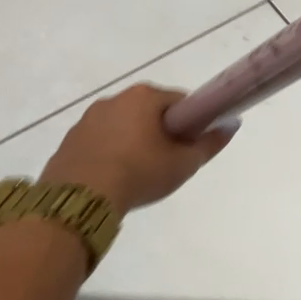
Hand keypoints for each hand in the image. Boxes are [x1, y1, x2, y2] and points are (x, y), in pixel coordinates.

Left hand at [39, 84, 234, 209]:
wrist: (78, 202)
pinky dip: (108, 154)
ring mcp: (85, 121)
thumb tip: (233, 123)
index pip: (179, 101)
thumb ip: (212, 142)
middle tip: (168, 159)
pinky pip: (98, 143)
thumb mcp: (185, 162)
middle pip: (148, 112)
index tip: (190, 143)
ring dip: (132, 142)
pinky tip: (113, 178)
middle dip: (159, 131)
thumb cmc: (139, 172)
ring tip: (138, 172)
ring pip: (121, 127)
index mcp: (144, 97)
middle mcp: (113, 100)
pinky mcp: (66, 143)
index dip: (190, 121)